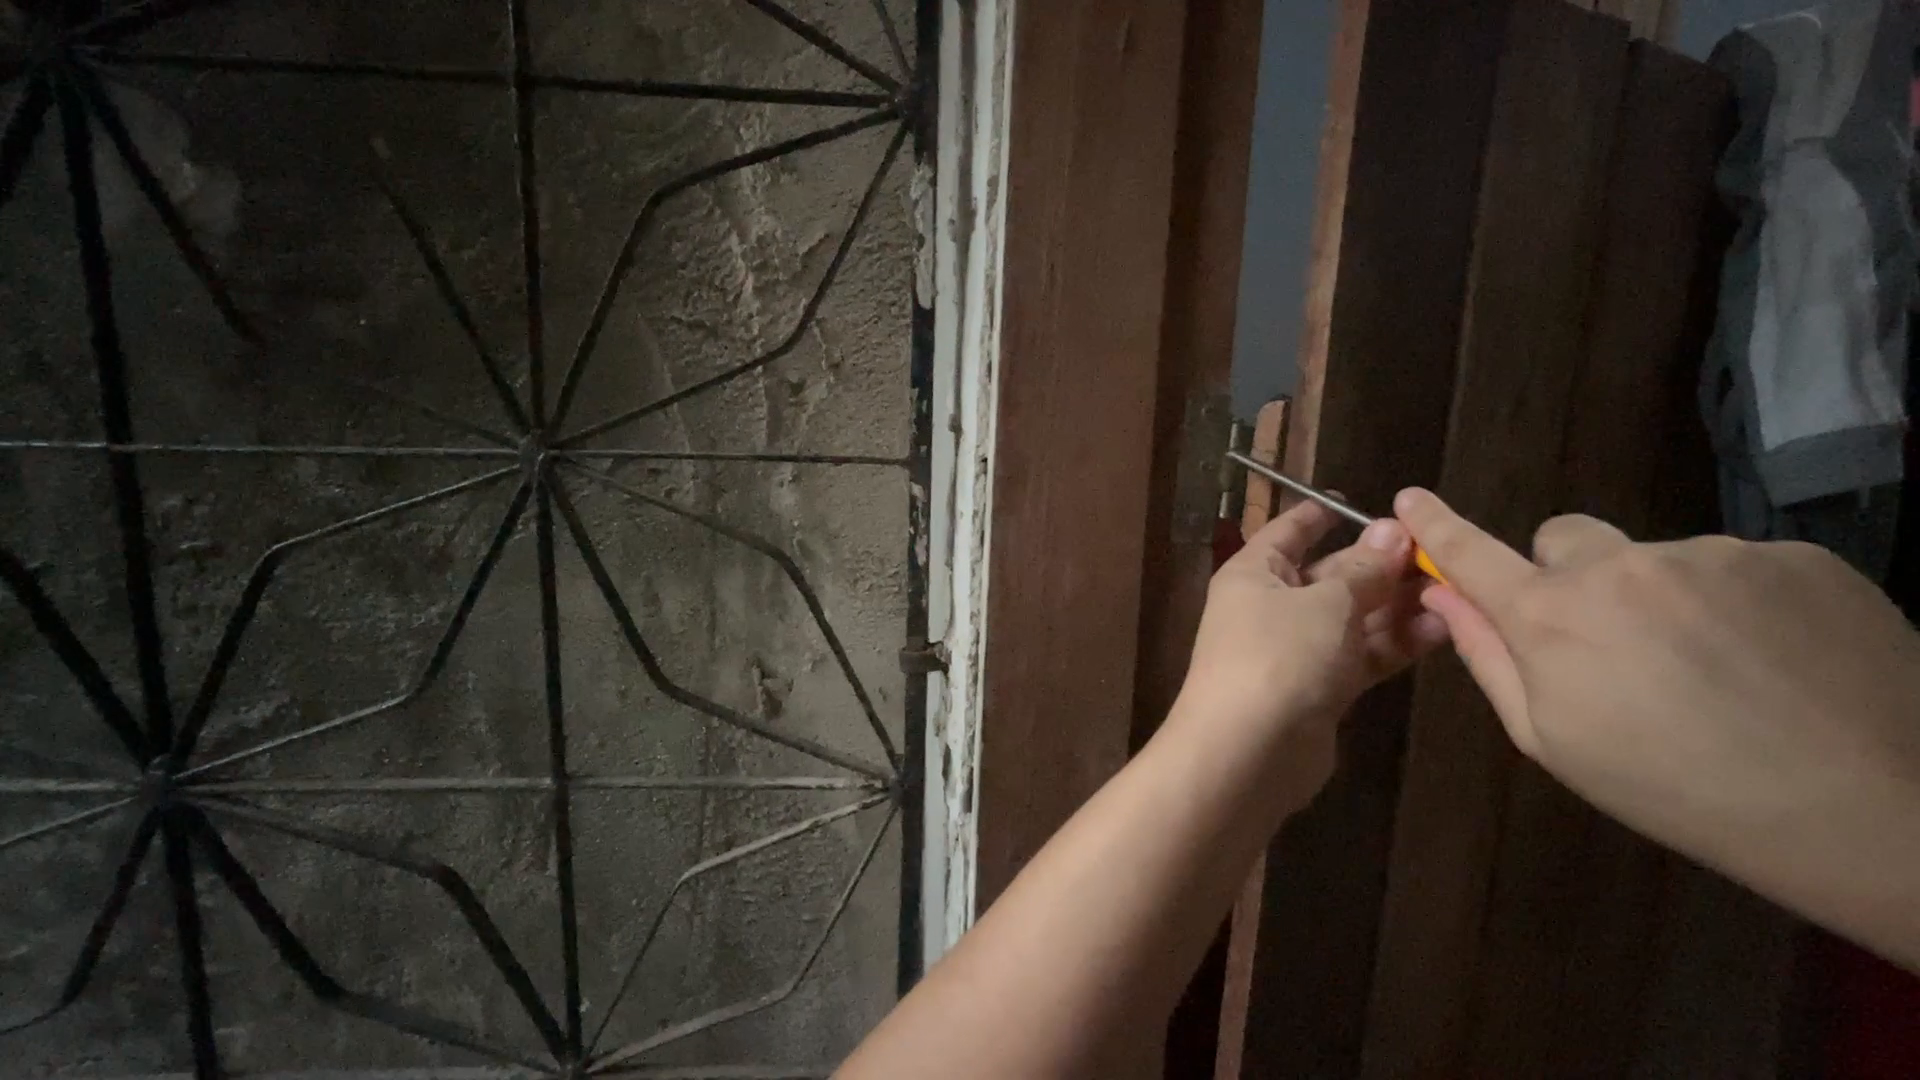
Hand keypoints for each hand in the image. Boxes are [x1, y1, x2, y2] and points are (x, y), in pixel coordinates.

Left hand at [1174, 499, 1449, 798]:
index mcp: (1253, 574)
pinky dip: (1393, 643)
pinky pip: (1359, 655)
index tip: (1353, 501)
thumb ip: (1363, 571)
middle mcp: (1270, 607)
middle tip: (1436, 551)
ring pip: (1351, 617)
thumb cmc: (1278, 656)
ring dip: (1395, 604)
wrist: (1247, 751)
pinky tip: (1440, 629)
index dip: (1317, 516)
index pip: (1286, 533)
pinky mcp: (1319, 689)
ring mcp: (1294, 651)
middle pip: (1329, 576)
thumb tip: (1391, 530)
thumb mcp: (1325, 603)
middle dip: (1378, 564)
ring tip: (1452, 588)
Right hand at [1397, 488, 1919, 970]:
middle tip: (1610, 640)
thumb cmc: (1675, 788)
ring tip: (1715, 668)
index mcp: (1552, 616)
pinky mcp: (1797, 555)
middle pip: (1566, 539)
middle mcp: (1622, 565)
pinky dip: (1736, 601)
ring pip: (1655, 557)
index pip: (1472, 551)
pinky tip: (1771, 658)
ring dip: (1660, 596)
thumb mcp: (1551, 739)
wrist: (1873, 815)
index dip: (1435, 524)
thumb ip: (1487, 656)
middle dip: (1569, 575)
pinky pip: (1735, 565)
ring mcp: (1713, 553)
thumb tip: (1442, 593)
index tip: (1407, 498)